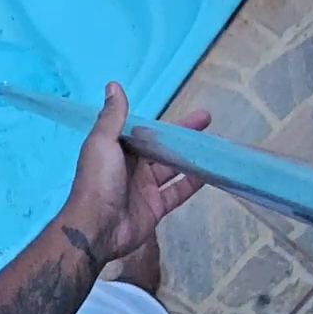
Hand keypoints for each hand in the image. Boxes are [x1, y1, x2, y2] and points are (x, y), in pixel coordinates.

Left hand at [60, 82, 208, 264]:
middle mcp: (131, 167)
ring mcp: (144, 188)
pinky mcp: (155, 208)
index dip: (164, 122)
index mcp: (117, 150)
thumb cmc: (98, 181)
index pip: (145, 131)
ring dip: (192, 156)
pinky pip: (178, 192)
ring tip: (215, 144)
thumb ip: (112, 116)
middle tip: (208, 120)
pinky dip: (194, 182)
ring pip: (172, 168)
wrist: (97, 228)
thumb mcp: (102, 143)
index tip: (178, 109)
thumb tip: (113, 85)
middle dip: (183, 135)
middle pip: (161, 147)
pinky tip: (212, 171)